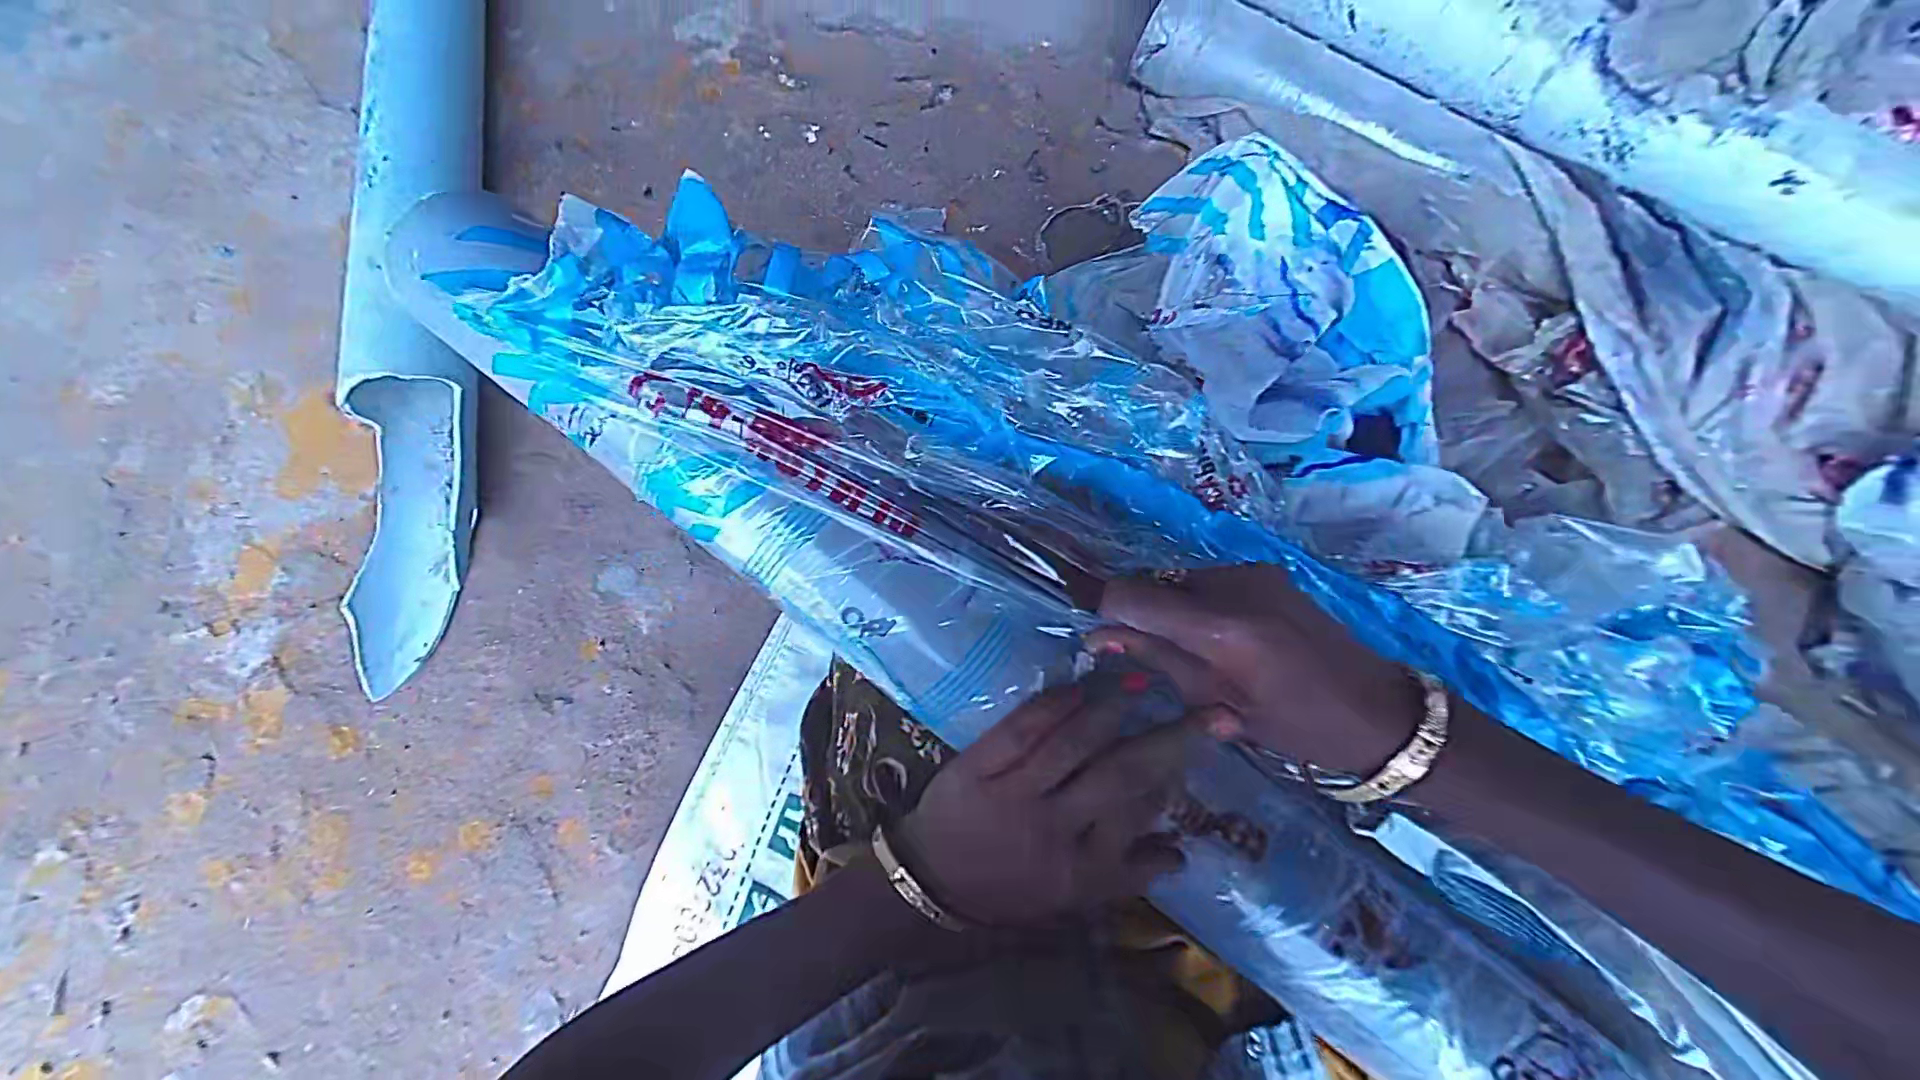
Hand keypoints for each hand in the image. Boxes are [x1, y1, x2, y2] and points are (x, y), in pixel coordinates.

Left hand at [892, 681, 1236, 926]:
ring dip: (1111, 710)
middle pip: (1120, 775)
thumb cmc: (1008, 889)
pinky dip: (1052, 705)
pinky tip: (1078, 686)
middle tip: (1207, 710)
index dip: (1175, 775)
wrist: (930, 880)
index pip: (1139, 814)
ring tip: (1141, 683)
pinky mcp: (977, 766)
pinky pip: (1021, 729)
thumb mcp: (1070, 900)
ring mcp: (1012, 792)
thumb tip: (1180, 850)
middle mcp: (1052, 828)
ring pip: (1072, 743)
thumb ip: (1126, 877)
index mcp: (1079, 868)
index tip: (1203, 741)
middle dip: (1170, 739)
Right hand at [1091, 565, 1420, 774]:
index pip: (1129, 595)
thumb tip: (1099, 636)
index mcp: (1221, 629)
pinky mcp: (1266, 569)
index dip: (1106, 613)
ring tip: (1198, 651)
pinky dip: (1197, 605)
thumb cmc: (1298, 725)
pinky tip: (1223, 637)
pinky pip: (1206, 581)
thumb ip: (1156, 660)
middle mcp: (1232, 583)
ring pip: (1177, 582)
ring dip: (1170, 611)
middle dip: (1140, 616)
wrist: (1379, 708)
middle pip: (1151, 584)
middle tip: (1154, 657)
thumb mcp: (1217, 703)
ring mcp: (1252, 571)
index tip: (1104, 641)